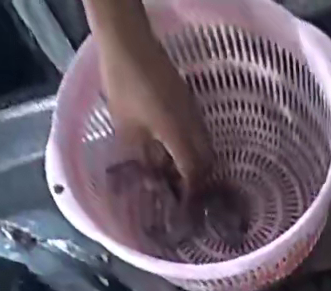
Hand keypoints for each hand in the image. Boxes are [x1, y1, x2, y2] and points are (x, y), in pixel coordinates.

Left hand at [98, 34, 216, 193]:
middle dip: (200, 183)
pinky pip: (197, 133)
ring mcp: (192, 110)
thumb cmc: (124, 85)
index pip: (193, 173)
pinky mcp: (187, 101)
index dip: (191, 195)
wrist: (128, 40)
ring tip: (180, 178)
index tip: (186, 210)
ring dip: (196, 165)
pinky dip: (191, 149)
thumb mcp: (128, 130)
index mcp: (178, 134)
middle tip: (186, 197)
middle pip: (206, 162)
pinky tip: (175, 154)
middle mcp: (192, 124)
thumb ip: (144, 159)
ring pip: (204, 147)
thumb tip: (153, 183)